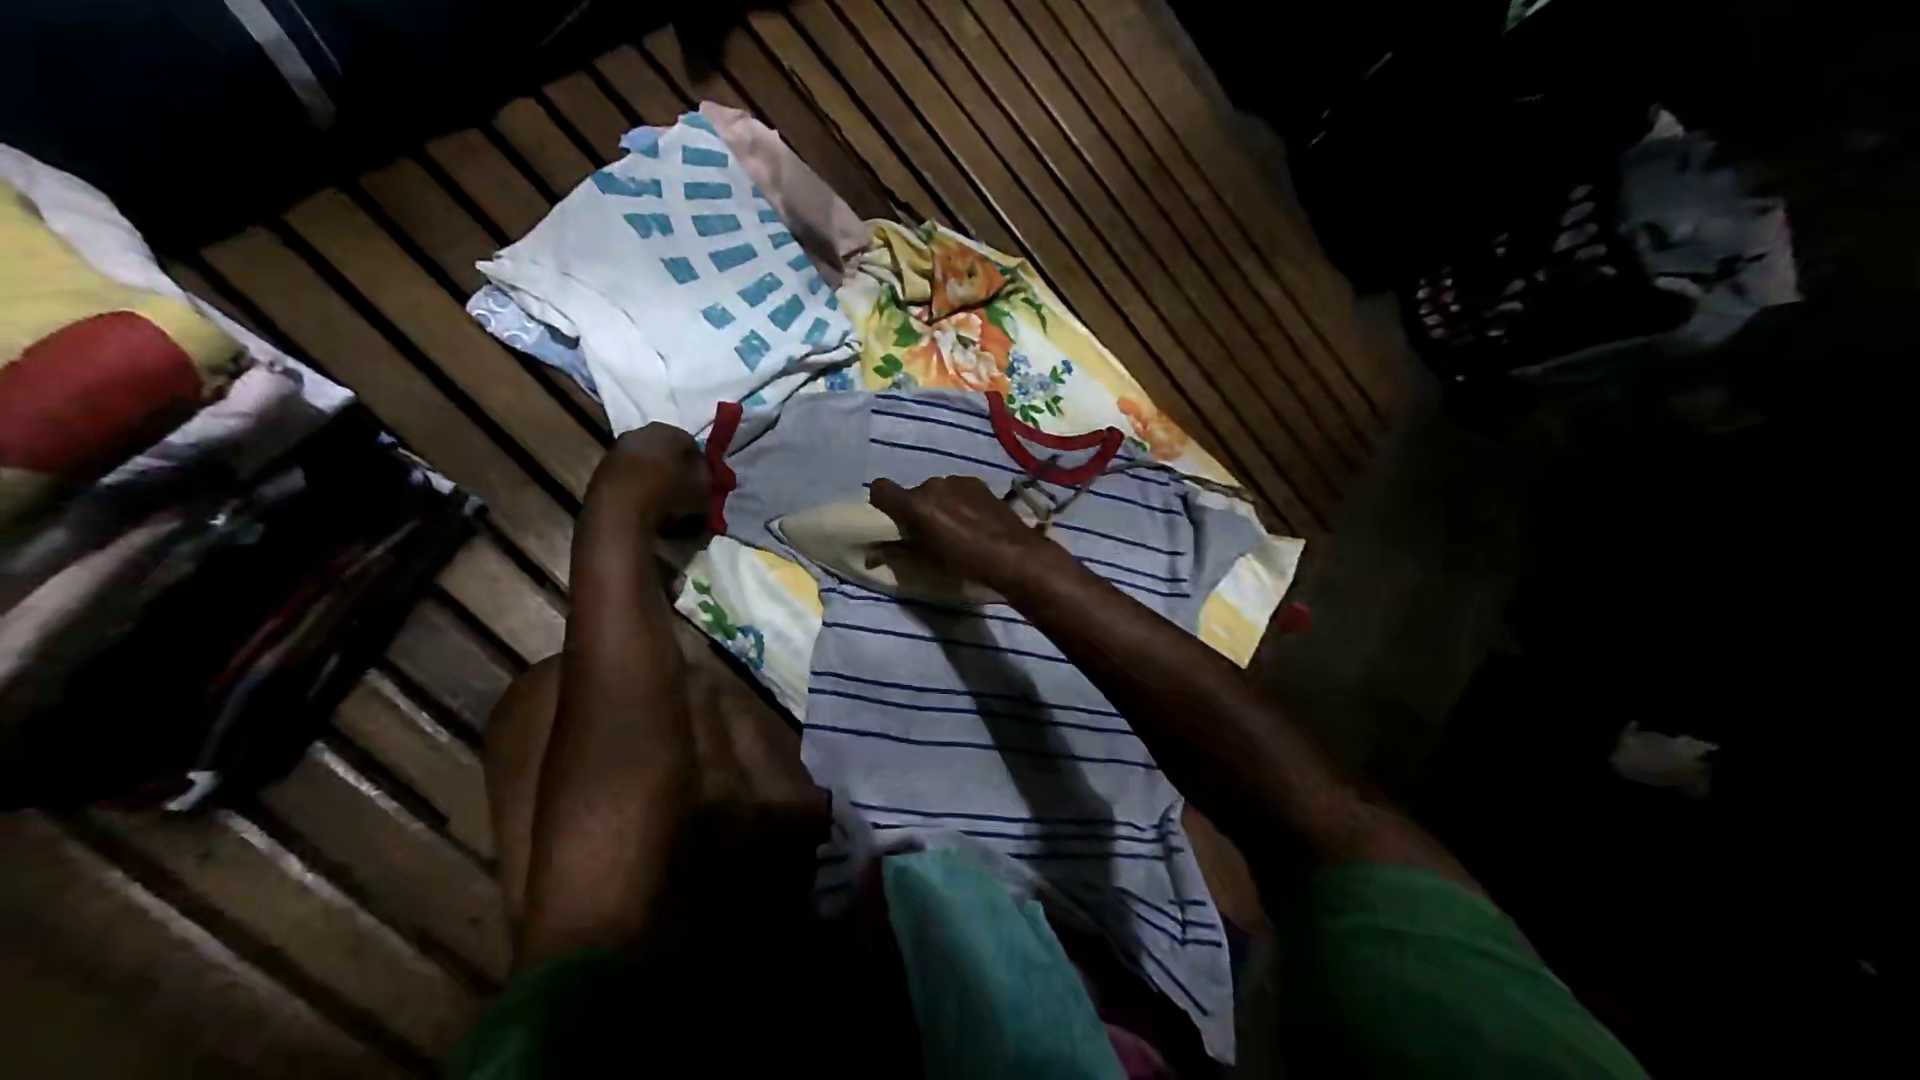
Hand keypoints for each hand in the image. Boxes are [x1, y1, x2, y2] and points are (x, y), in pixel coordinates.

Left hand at [588, 423, 708, 527]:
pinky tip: (647, 511)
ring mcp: (615, 453)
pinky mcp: (600, 475)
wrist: (619, 513)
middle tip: (687, 493)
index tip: (706, 482)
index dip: (700, 463)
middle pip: (665, 452)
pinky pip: (629, 482)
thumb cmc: (669, 493)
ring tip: (667, 507)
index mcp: (666, 430)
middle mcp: (638, 433)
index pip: (692, 443)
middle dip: (677, 470)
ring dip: (657, 482)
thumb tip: (705, 472)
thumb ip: (708, 475)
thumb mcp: (705, 485)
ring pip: (645, 466)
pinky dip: (639, 493)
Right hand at [869, 475, 1058, 593]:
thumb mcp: (925, 562)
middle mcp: (932, 485)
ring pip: (936, 490)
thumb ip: (895, 552)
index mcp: (915, 505)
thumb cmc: (964, 563)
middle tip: (928, 532)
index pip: (880, 488)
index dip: (882, 502)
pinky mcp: (977, 482)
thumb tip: (871, 553)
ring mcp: (957, 481)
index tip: (891, 519)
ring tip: (956, 527)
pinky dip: (959, 500)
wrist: (1012, 555)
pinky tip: (974, 520)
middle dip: (916, 509)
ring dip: (939, 504)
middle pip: (913, 492)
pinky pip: (957, 489)